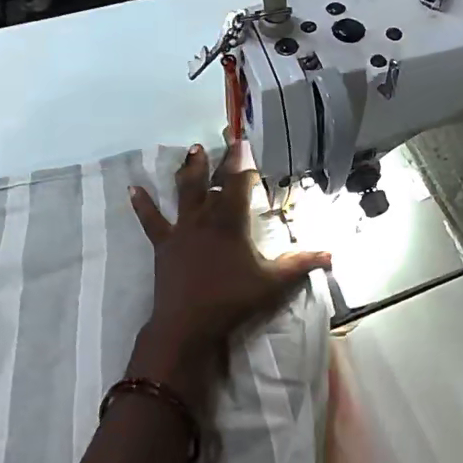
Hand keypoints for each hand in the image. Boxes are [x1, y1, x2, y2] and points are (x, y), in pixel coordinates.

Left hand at [127, 142, 330, 404]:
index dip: (244, 164)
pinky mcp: (163, 243)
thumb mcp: (271, 284)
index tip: (246, 145)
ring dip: (189, 170)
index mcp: (230, 222)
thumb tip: (330, 254)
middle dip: (218, 160)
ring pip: (184, 192)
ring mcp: (181, 228)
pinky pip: (150, 220)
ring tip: (192, 150)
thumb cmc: (232, 300)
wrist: (187, 322)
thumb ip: (299, 265)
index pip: (239, 184)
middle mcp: (205, 217)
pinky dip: (141, 204)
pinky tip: (132, 188)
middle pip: (212, 181)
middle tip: (222, 140)